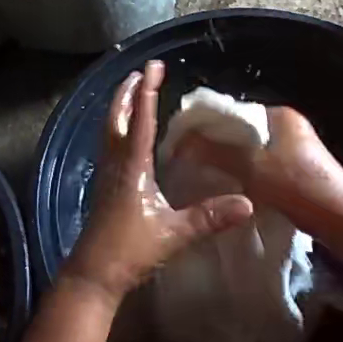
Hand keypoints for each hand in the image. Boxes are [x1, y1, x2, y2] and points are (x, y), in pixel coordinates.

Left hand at [62, 61, 253, 302]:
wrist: (93, 274)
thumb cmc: (130, 251)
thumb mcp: (174, 234)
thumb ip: (209, 218)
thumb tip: (249, 203)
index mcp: (132, 167)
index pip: (141, 120)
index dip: (149, 92)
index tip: (154, 67)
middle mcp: (116, 164)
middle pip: (118, 119)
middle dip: (128, 93)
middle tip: (140, 71)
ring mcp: (107, 175)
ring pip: (111, 131)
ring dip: (121, 108)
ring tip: (132, 93)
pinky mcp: (105, 188)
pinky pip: (110, 147)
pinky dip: (119, 129)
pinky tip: (127, 136)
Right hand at [180, 106, 342, 244]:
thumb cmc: (299, 189)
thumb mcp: (252, 168)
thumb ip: (215, 152)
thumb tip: (181, 142)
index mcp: (280, 116)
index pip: (232, 113)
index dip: (206, 127)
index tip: (184, 143)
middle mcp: (288, 127)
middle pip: (239, 133)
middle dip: (215, 146)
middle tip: (190, 160)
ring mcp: (293, 149)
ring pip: (249, 151)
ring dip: (229, 162)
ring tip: (204, 174)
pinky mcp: (295, 170)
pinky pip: (259, 166)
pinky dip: (244, 174)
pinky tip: (229, 186)